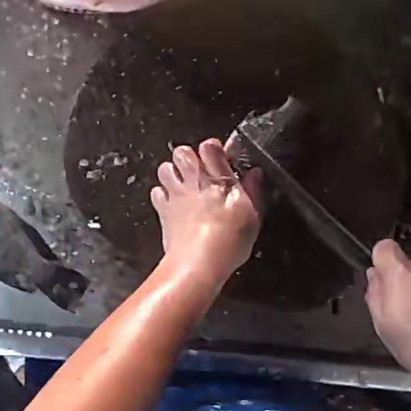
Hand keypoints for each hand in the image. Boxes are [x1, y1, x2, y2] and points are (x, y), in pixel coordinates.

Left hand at [151, 140, 262, 285]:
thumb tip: (254, 173)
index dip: (215, 149)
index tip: (222, 160)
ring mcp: (175, 195)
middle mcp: (193, 182)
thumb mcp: (252, 215)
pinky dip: (163, 194)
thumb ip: (252, 190)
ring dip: (173, 172)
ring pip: (165, 168)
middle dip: (190, 157)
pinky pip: (157, 192)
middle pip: (182, 151)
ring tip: (186, 185)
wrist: (196, 264)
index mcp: (217, 179)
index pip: (209, 146)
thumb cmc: (227, 241)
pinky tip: (175, 203)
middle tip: (202, 172)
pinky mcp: (163, 211)